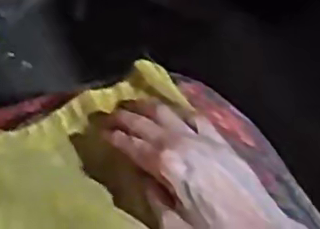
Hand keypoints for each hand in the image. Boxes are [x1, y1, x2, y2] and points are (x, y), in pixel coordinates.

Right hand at [103, 100, 298, 228]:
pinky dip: (178, 110)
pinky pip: (194, 116)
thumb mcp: (177, 228)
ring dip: (144, 106)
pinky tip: (173, 111)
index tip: (98, 131)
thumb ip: (155, 202)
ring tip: (132, 104)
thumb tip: (143, 181)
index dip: (112, 136)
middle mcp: (179, 142)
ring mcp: (201, 137)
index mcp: (165, 163)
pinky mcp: (221, 140)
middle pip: (143, 122)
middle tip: (106, 113)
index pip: (130, 144)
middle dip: (122, 116)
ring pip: (165, 110)